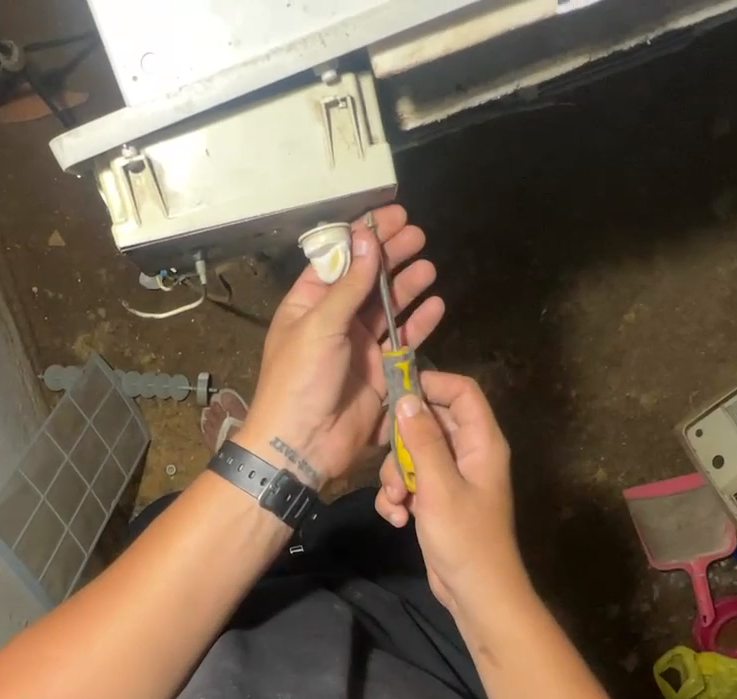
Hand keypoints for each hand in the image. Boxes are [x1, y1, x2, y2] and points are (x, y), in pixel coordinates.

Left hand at [234, 205, 443, 486]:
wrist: (303, 444)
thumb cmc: (299, 380)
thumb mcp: (320, 326)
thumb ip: (349, 284)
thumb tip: (368, 239)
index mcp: (308, 305)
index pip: (337, 259)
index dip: (364, 236)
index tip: (393, 216)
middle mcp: (333, 322)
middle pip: (366, 280)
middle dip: (391, 256)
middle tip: (418, 235)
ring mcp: (358, 348)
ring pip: (387, 308)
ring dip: (407, 286)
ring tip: (430, 267)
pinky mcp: (378, 372)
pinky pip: (402, 341)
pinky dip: (419, 323)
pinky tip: (437, 304)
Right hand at [375, 371, 527, 616]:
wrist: (475, 591)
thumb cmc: (465, 537)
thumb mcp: (439, 486)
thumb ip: (422, 441)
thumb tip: (407, 399)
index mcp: (481, 442)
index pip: (462, 392)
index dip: (431, 385)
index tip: (396, 394)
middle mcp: (468, 454)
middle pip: (429, 422)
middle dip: (402, 443)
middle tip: (388, 461)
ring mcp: (451, 478)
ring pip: (412, 455)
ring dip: (394, 476)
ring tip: (395, 501)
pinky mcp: (435, 500)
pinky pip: (409, 483)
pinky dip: (396, 498)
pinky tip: (395, 518)